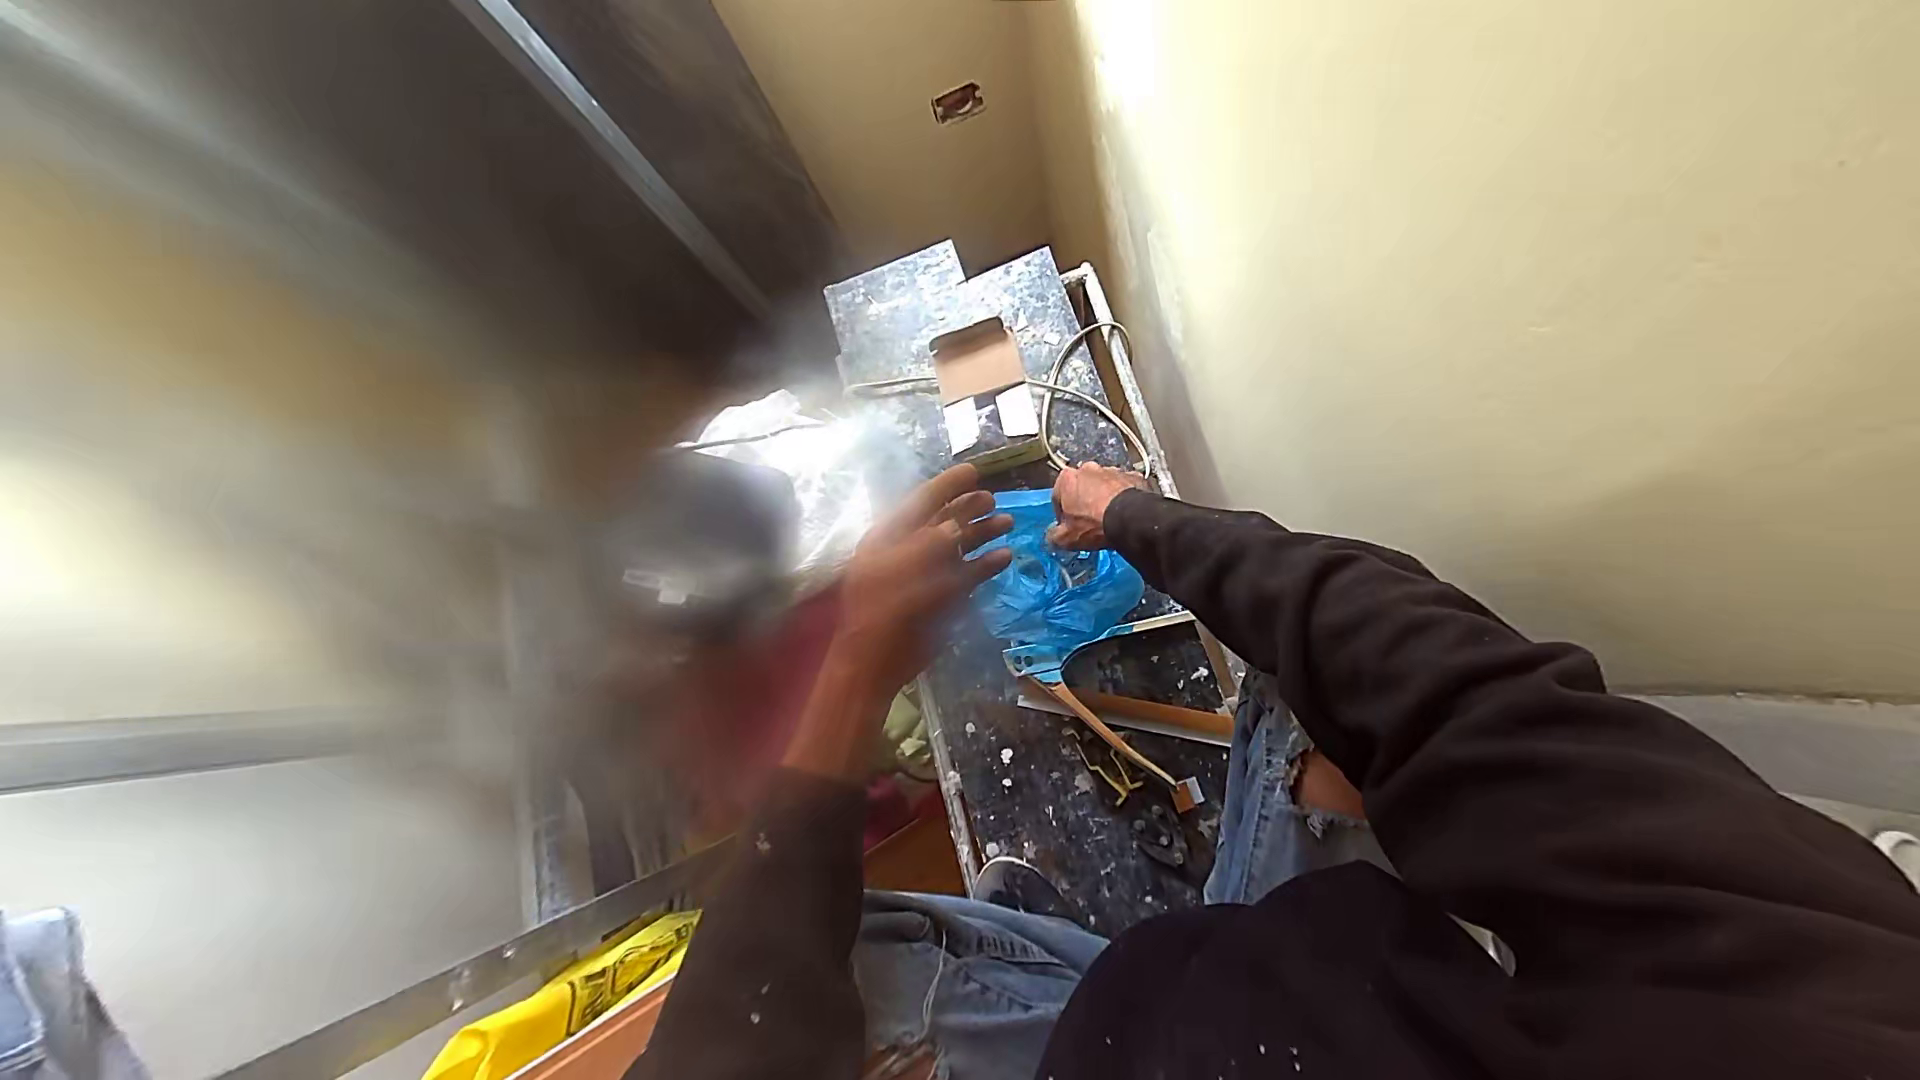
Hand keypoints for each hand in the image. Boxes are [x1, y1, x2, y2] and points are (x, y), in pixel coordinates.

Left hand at [785, 465, 1012, 779]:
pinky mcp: (940, 598)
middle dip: (968, 508)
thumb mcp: (904, 569)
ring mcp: (926, 574)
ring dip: (982, 534)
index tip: (973, 471)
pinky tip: (1005, 556)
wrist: (878, 659)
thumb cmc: (883, 609)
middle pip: (943, 522)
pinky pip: (966, 576)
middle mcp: (908, 550)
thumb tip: (956, 524)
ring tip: (1007, 522)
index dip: (946, 485)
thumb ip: (931, 543)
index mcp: (889, 537)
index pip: (920, 502)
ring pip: (958, 547)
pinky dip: (984, 566)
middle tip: (994, 498)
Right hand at [1046, 463, 1151, 550]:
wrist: (1130, 519)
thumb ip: (1054, 536)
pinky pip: (1124, 488)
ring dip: (1104, 498)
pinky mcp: (1133, 476)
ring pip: (1103, 486)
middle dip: (1083, 502)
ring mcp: (1112, 471)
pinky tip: (1124, 514)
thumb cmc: (1094, 524)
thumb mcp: (1066, 538)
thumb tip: (1053, 537)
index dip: (1062, 515)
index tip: (1068, 526)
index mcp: (1067, 478)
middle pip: (1081, 488)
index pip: (1058, 497)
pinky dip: (1123, 498)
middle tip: (1088, 522)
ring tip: (1108, 519)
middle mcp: (1088, 469)